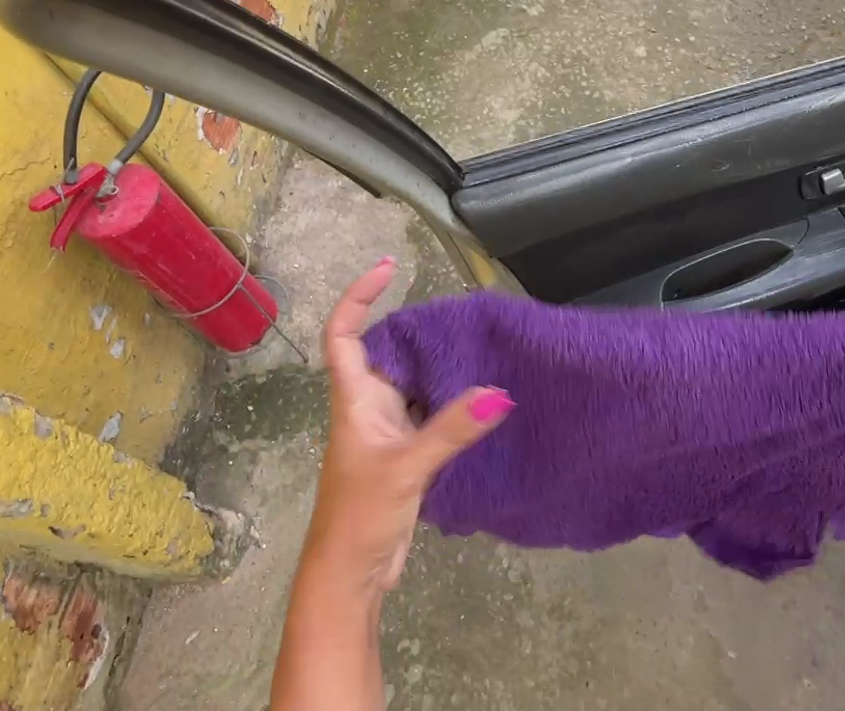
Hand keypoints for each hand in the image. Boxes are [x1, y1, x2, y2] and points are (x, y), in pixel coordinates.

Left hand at [302, 259, 513, 592]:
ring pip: (414, 382)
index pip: (343, 333)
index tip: (389, 269)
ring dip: (439, 365)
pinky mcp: (407, 452)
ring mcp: (389, 429)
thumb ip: (452, 429)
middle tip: (459, 313)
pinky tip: (483, 395)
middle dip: (417, 328)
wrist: (351, 576)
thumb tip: (500, 392)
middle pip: (387, 351)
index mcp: (354, 398)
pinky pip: (432, 411)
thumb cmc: (360, 516)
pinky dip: (454, 399)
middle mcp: (369, 405)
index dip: (358, 297)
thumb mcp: (407, 467)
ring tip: (478, 343)